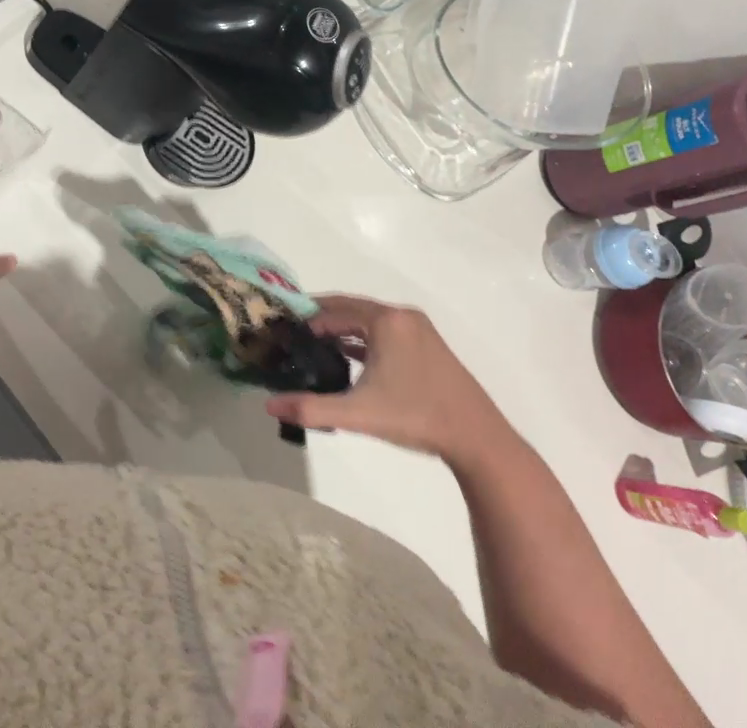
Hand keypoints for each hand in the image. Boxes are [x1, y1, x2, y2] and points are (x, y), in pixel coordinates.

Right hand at [264, 295, 512, 464]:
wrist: (478, 439)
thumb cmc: (416, 416)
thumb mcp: (357, 413)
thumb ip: (310, 408)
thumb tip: (268, 406)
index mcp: (386, 321)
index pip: (334, 307)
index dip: (305, 317)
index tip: (281, 330)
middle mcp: (402, 317)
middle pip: (351, 310)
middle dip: (321, 323)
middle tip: (291, 340)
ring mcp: (418, 331)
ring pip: (368, 323)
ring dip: (342, 332)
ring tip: (312, 351)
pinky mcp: (427, 348)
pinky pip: (384, 335)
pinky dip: (362, 342)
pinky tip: (346, 362)